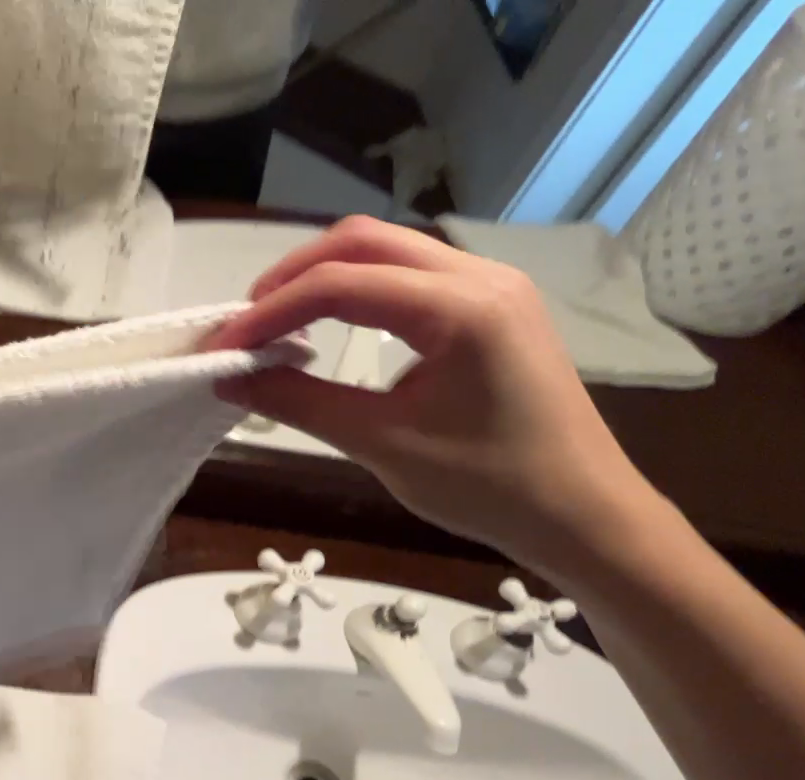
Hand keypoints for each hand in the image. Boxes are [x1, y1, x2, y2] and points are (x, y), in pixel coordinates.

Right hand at [207, 216, 658, 572]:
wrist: (580, 512)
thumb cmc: (487, 484)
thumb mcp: (382, 444)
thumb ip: (300, 402)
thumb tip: (231, 379)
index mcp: (461, 308)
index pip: (341, 284)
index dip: (270, 311)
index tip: (224, 347)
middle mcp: (480, 276)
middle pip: (363, 241)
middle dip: (292, 276)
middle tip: (245, 323)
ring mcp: (491, 286)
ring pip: (386, 251)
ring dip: (322, 278)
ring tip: (276, 324)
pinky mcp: (490, 307)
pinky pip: (407, 275)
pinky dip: (354, 291)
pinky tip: (329, 328)